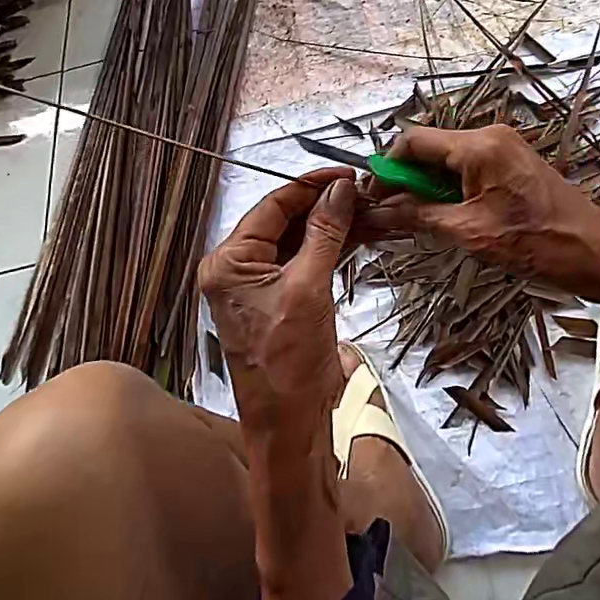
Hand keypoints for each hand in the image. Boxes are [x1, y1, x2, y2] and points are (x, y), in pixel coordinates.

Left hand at [198, 169, 358, 599]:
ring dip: (332, 225)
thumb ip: (324, 231)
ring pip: (297, 239)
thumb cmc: (291, 360)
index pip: (272, 205)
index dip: (310, 185)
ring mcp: (257, 283)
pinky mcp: (278, 297)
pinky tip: (360, 233)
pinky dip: (330, 247)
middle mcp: (236, 266)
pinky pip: (304, 260)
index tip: (347, 173)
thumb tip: (342, 187)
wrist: (291, 426)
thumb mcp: (309, 288)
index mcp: (229, 261)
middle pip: (284, 219)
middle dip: (325, 204)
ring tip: (370, 209)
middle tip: (365, 191)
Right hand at [365, 124, 599, 305]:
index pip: (413, 140)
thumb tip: (377, 213)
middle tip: (392, 214)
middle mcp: (490, 136)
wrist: (598, 253)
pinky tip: (445, 213)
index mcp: (479, 146)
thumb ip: (418, 216)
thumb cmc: (537, 243)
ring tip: (417, 219)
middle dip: (406, 179)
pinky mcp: (512, 162)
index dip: (387, 168)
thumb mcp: (469, 232)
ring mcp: (504, 147)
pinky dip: (450, 187)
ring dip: (427, 186)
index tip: (373, 197)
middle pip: (430, 148)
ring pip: (447, 159)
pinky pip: (468, 167)